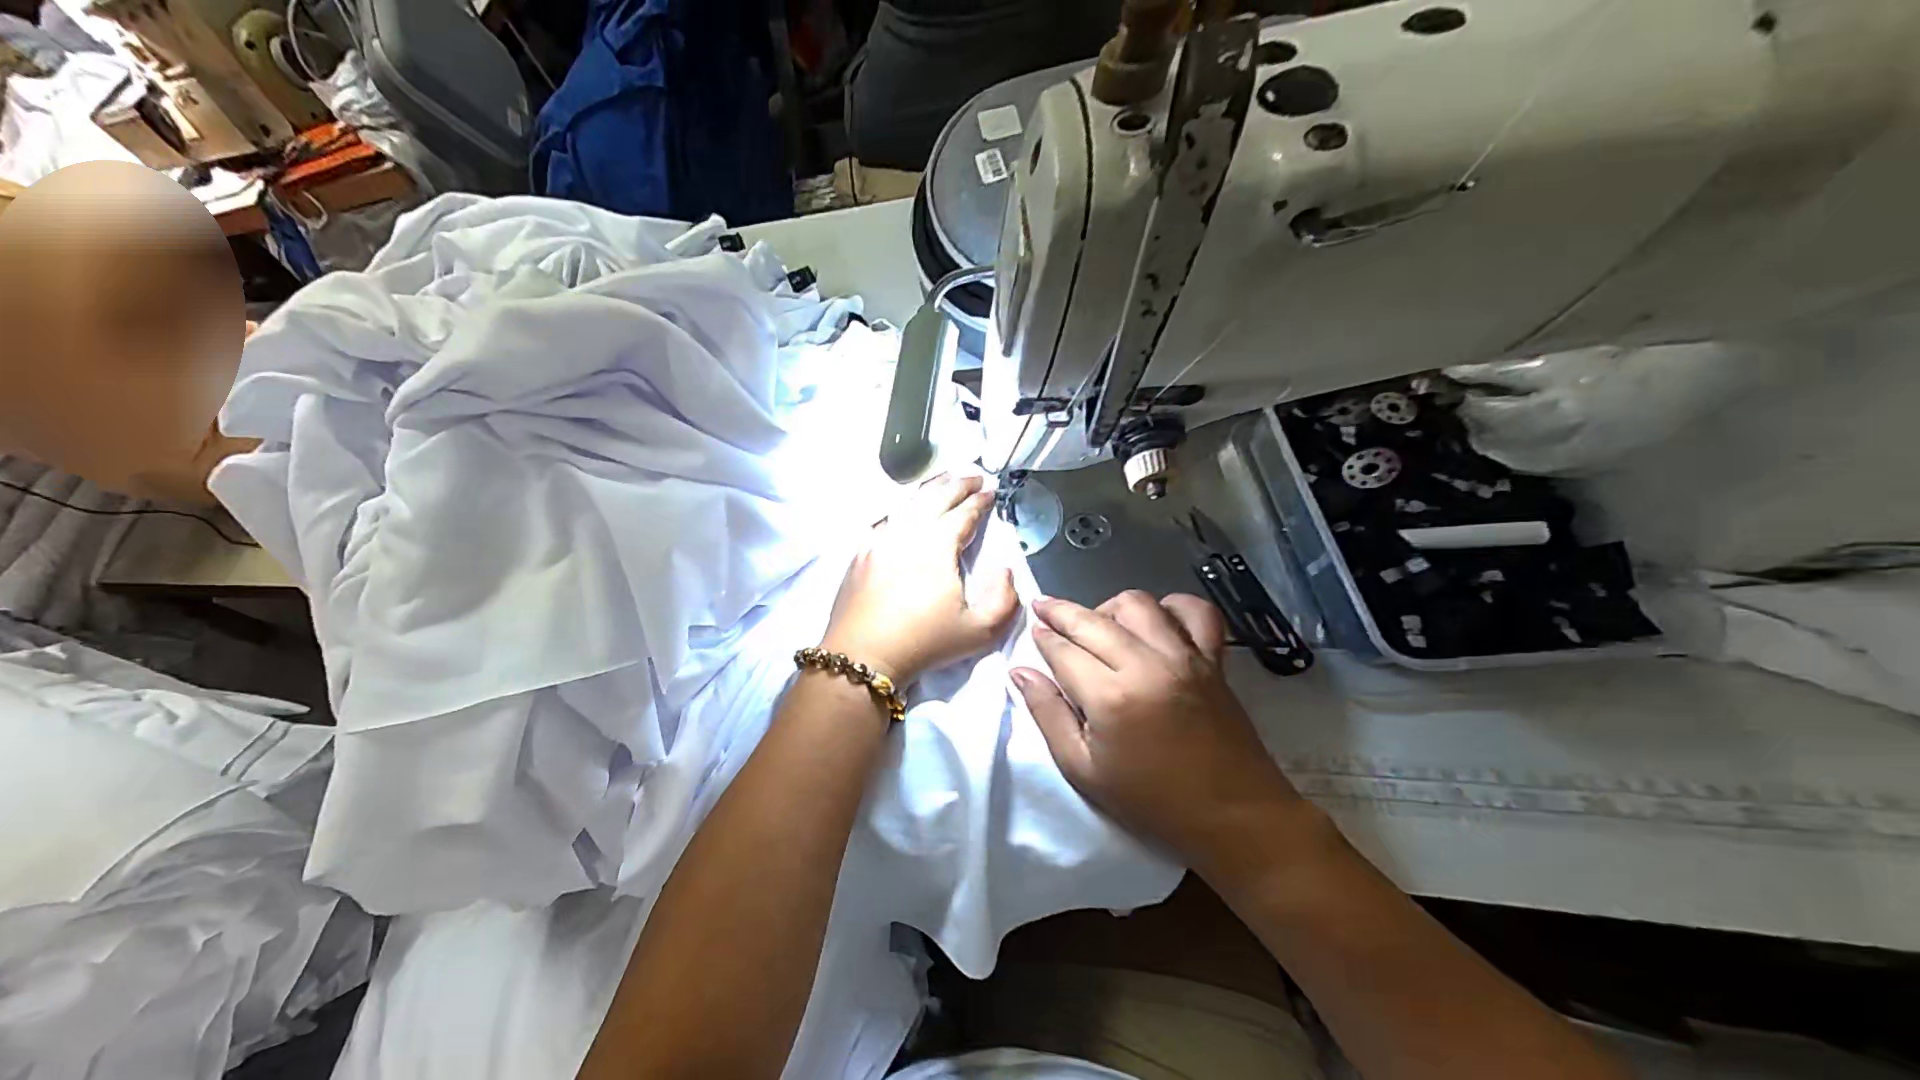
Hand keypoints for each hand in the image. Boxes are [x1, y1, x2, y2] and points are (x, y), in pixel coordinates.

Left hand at [820, 473, 1018, 683]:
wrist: (862, 656)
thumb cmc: (924, 643)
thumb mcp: (980, 630)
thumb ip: (1005, 598)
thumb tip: (1005, 569)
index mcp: (938, 545)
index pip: (964, 513)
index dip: (980, 501)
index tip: (991, 493)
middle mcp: (908, 532)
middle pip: (936, 497)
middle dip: (958, 484)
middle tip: (974, 478)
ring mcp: (880, 539)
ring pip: (908, 503)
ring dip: (930, 490)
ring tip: (944, 485)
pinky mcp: (861, 552)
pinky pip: (885, 519)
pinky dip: (901, 508)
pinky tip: (905, 511)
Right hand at [1013, 591, 1306, 874]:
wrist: (1231, 815)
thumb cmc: (1150, 800)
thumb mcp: (1083, 770)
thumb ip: (1048, 715)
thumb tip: (1021, 672)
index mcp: (1110, 697)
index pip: (1063, 649)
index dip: (1042, 637)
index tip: (1032, 630)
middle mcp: (1146, 665)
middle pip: (1093, 620)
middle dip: (1061, 611)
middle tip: (1044, 609)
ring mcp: (1184, 657)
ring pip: (1138, 604)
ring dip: (1109, 607)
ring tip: (1097, 624)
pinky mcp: (1212, 659)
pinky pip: (1195, 612)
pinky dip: (1172, 607)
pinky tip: (1157, 621)